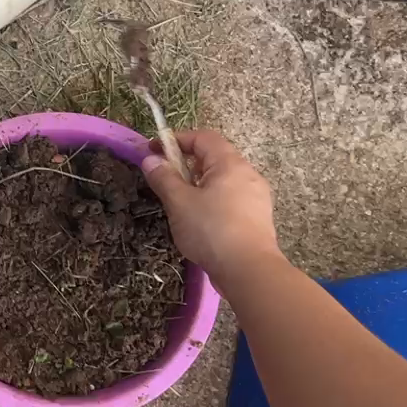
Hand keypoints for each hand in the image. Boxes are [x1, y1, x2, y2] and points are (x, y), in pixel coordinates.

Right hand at [140, 129, 284, 285]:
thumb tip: (150, 159)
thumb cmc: (210, 230)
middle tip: (163, 177)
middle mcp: (247, 174)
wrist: (248, 268)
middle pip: (214, 157)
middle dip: (185, 162)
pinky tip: (199, 218)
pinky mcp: (256, 215)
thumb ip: (163, 178)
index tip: (153, 150)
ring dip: (197, 181)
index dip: (177, 139)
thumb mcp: (178, 202)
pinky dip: (210, 197)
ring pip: (221, 178)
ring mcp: (255, 195)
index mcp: (229, 164)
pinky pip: (229, 196)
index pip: (203, 138)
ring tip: (178, 200)